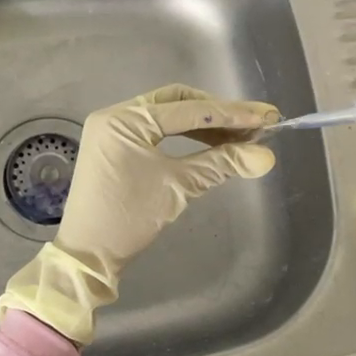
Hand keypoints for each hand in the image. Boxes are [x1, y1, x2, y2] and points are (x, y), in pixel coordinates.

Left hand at [0, 85, 278, 344]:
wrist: (87, 253)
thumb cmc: (128, 217)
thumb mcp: (178, 187)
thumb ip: (221, 164)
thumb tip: (266, 157)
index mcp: (125, 118)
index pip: (188, 108)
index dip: (232, 113)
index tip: (267, 117)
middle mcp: (115, 115)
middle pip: (177, 102)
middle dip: (217, 114)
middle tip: (253, 126)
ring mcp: (112, 131)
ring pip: (167, 117)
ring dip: (203, 126)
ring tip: (238, 140)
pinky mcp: (114, 147)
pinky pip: (155, 133)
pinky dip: (183, 138)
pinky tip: (211, 146)